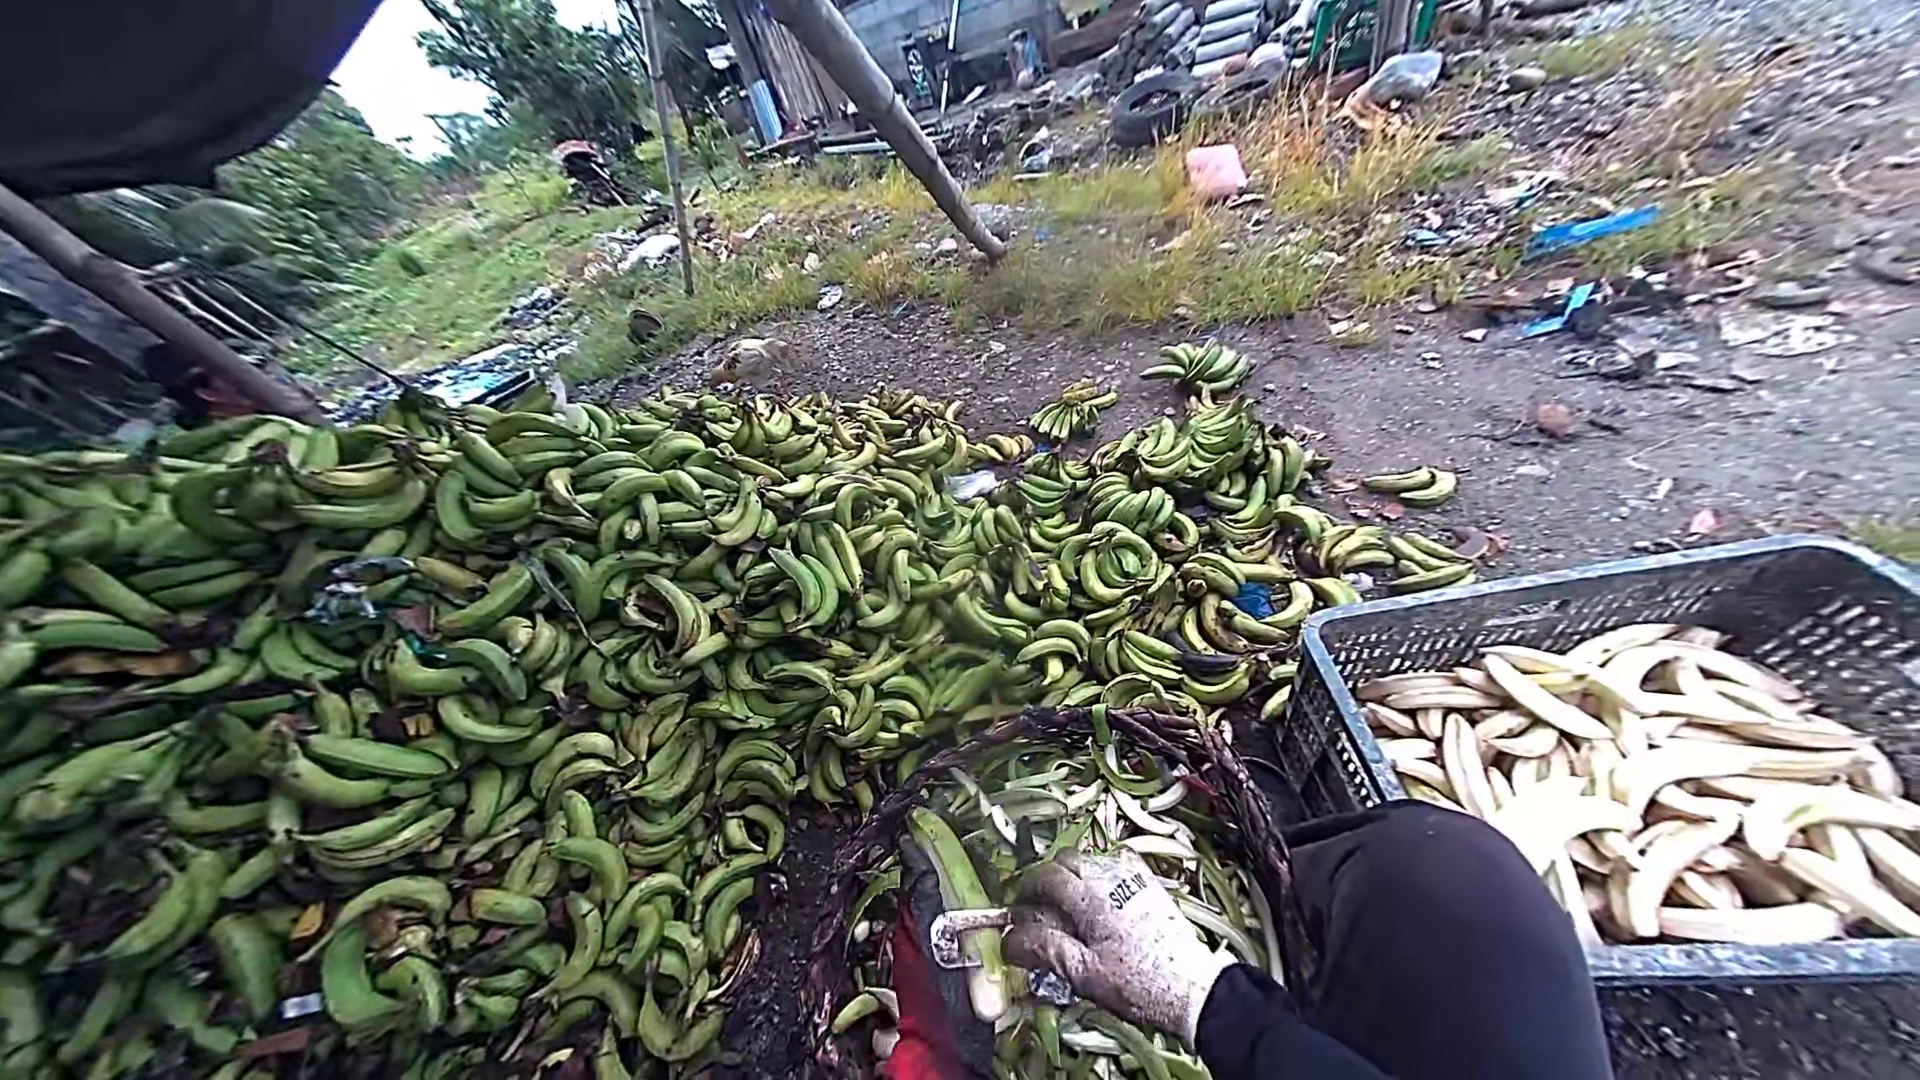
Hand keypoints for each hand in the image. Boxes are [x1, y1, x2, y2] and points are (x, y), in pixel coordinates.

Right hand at [1002, 850, 1232, 1045]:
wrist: (1192, 987)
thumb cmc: (1138, 984)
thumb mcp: (1086, 974)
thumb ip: (1047, 949)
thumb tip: (1012, 939)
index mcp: (1088, 896)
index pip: (1045, 877)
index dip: (1027, 889)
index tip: (1019, 907)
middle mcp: (1106, 874)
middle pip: (1063, 860)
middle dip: (1046, 877)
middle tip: (1040, 903)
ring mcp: (1128, 873)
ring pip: (1087, 857)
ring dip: (1070, 872)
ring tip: (1067, 900)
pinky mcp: (1145, 878)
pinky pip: (1113, 858)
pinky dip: (1098, 868)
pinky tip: (1099, 890)